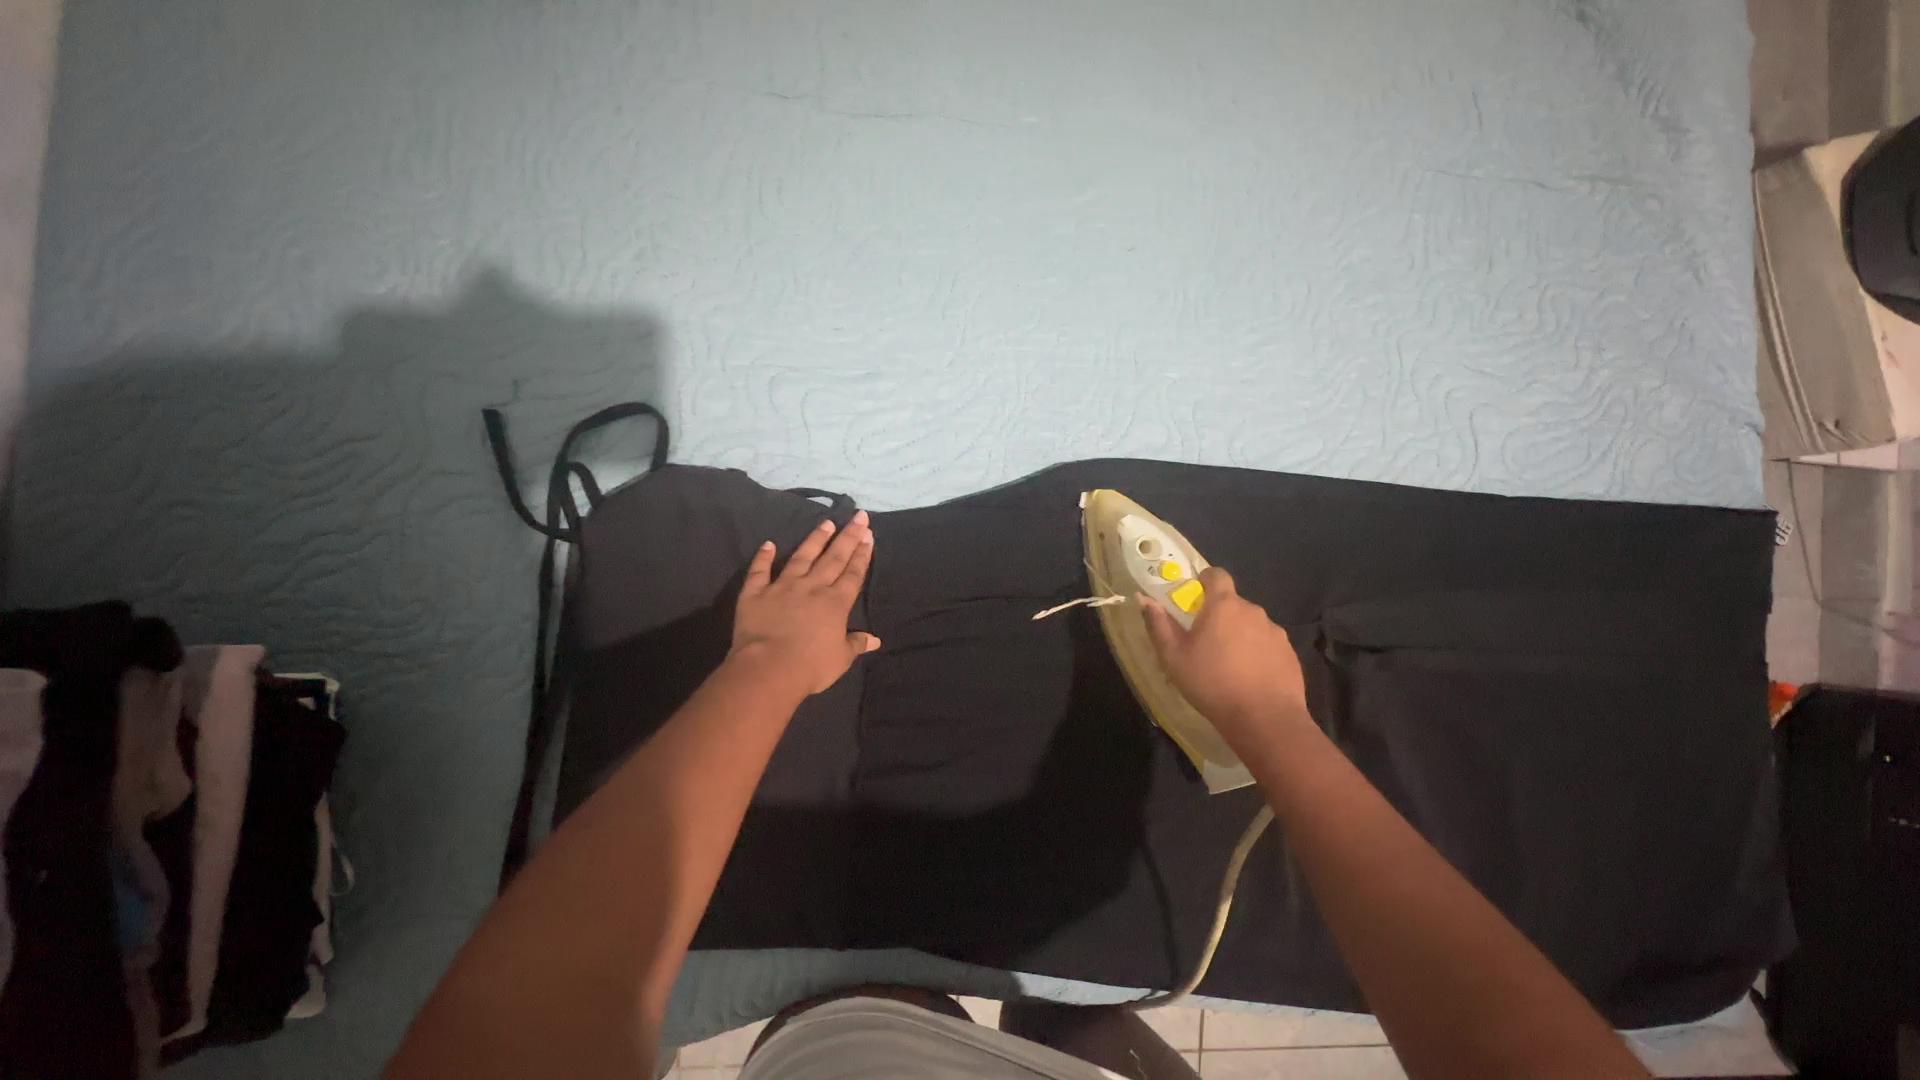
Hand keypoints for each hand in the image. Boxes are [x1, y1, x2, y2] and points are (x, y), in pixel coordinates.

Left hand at [731, 510, 879, 694]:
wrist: (768, 668)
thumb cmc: (810, 666)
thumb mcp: (840, 659)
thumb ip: (855, 644)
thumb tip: (874, 639)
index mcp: (835, 603)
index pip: (853, 573)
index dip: (862, 553)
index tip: (868, 534)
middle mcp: (812, 588)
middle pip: (833, 558)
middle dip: (847, 536)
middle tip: (857, 516)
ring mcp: (783, 587)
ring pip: (801, 557)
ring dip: (814, 540)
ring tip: (825, 523)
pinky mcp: (756, 593)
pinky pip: (760, 571)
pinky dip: (763, 557)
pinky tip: (769, 544)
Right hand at [1139, 566, 1311, 751]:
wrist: (1265, 718)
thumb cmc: (1211, 682)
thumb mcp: (1173, 657)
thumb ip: (1158, 624)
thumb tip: (1143, 598)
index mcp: (1223, 605)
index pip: (1217, 575)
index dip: (1205, 580)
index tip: (1195, 597)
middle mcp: (1252, 611)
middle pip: (1233, 603)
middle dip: (1219, 616)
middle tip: (1204, 642)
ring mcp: (1275, 632)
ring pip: (1251, 625)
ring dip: (1239, 636)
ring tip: (1228, 665)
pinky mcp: (1289, 653)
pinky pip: (1267, 645)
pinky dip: (1256, 654)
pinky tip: (1249, 678)